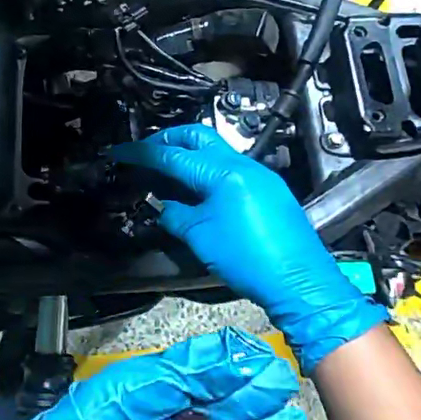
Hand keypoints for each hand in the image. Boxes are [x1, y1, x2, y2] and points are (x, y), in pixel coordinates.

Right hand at [111, 124, 386, 371]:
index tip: (120, 152)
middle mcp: (244, 165)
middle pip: (198, 136)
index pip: (172, 155)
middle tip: (146, 151)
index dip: (141, 153)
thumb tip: (162, 205)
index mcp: (223, 173)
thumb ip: (174, 214)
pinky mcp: (268, 190)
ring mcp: (260, 176)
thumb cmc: (248, 258)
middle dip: (168, 139)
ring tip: (166, 170)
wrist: (299, 283)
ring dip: (188, 154)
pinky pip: (230, 168)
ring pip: (216, 150)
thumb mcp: (199, 236)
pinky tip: (195, 188)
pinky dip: (207, 170)